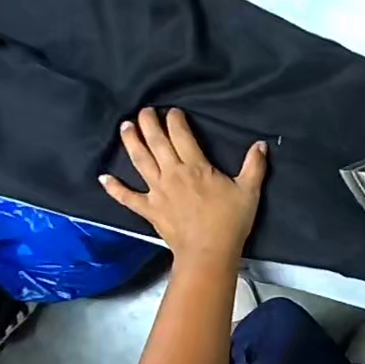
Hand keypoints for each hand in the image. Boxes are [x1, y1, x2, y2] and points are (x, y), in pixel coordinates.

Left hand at [100, 107, 266, 265]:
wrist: (208, 252)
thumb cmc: (230, 222)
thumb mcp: (249, 191)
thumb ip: (254, 166)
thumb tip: (261, 145)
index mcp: (195, 166)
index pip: (181, 134)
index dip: (175, 120)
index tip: (172, 111)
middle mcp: (172, 174)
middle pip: (156, 142)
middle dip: (149, 123)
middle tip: (144, 111)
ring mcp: (157, 192)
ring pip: (140, 161)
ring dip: (131, 142)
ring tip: (125, 127)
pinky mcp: (149, 210)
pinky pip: (127, 197)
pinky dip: (114, 188)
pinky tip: (103, 177)